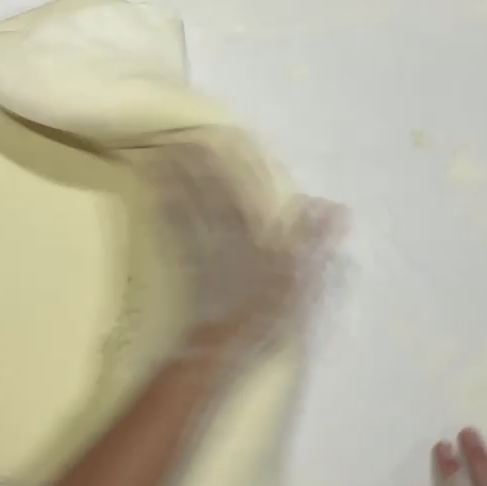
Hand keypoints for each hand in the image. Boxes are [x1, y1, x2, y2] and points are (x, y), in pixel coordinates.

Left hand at [129, 136, 345, 366]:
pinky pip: (173, 229)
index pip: (246, 193)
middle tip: (181, 136)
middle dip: (197, 165)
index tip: (225, 137)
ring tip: (161, 154)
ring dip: (175, 180)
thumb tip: (331, 206)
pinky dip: (165, 209)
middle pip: (211, 193)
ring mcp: (202, 249)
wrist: (223, 349)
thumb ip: (314, 243)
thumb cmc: (267, 318)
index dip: (235, 165)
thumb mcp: (302, 283)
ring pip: (188, 205)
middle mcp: (226, 236)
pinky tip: (155, 194)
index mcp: (256, 236)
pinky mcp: (184, 264)